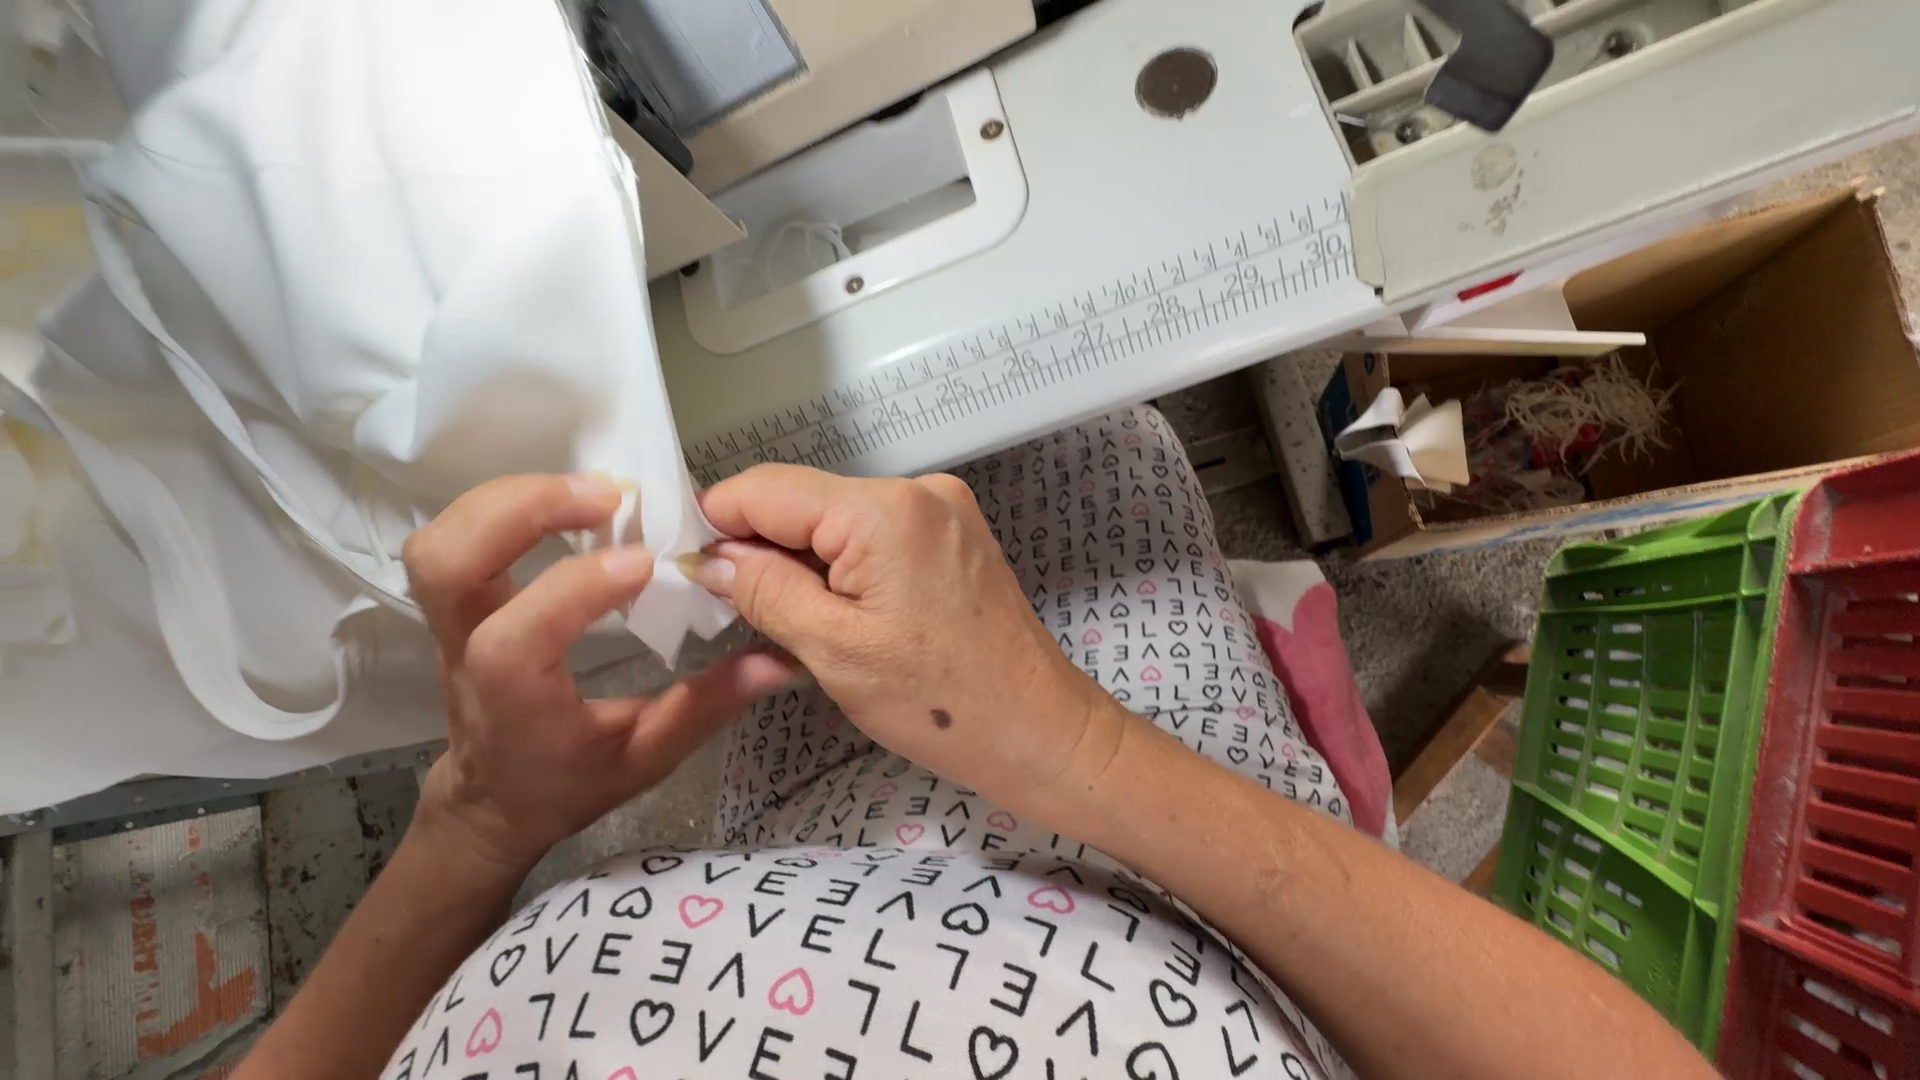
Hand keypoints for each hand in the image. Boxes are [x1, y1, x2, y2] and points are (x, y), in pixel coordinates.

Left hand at [401, 474, 798, 875]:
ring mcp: (450, 623)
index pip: (516, 639)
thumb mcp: (648, 757)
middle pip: (447, 562)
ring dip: (510, 499)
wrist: (493, 802)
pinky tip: (565, 503)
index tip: (646, 561)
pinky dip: (503, 505)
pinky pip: (454, 538)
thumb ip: (706, 707)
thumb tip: (779, 662)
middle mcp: (465, 653)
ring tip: (591, 491)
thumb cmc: (569, 782)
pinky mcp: (456, 604)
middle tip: (607, 495)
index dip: (576, 589)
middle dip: (524, 510)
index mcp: (511, 702)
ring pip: (439, 542)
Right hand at [688, 466, 1120, 808]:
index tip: (687, 568)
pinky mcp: (952, 533)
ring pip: (836, 521)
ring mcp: (941, 508)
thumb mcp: (833, 650)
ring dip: (803, 563)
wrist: (1038, 728)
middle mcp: (916, 488)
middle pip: (804, 501)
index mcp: (883, 509)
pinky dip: (844, 567)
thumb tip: (708, 559)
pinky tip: (841, 615)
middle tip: (738, 611)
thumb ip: (763, 590)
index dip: (716, 522)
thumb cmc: (938, 703)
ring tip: (796, 625)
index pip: (766, 488)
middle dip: (762, 549)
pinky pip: (874, 536)